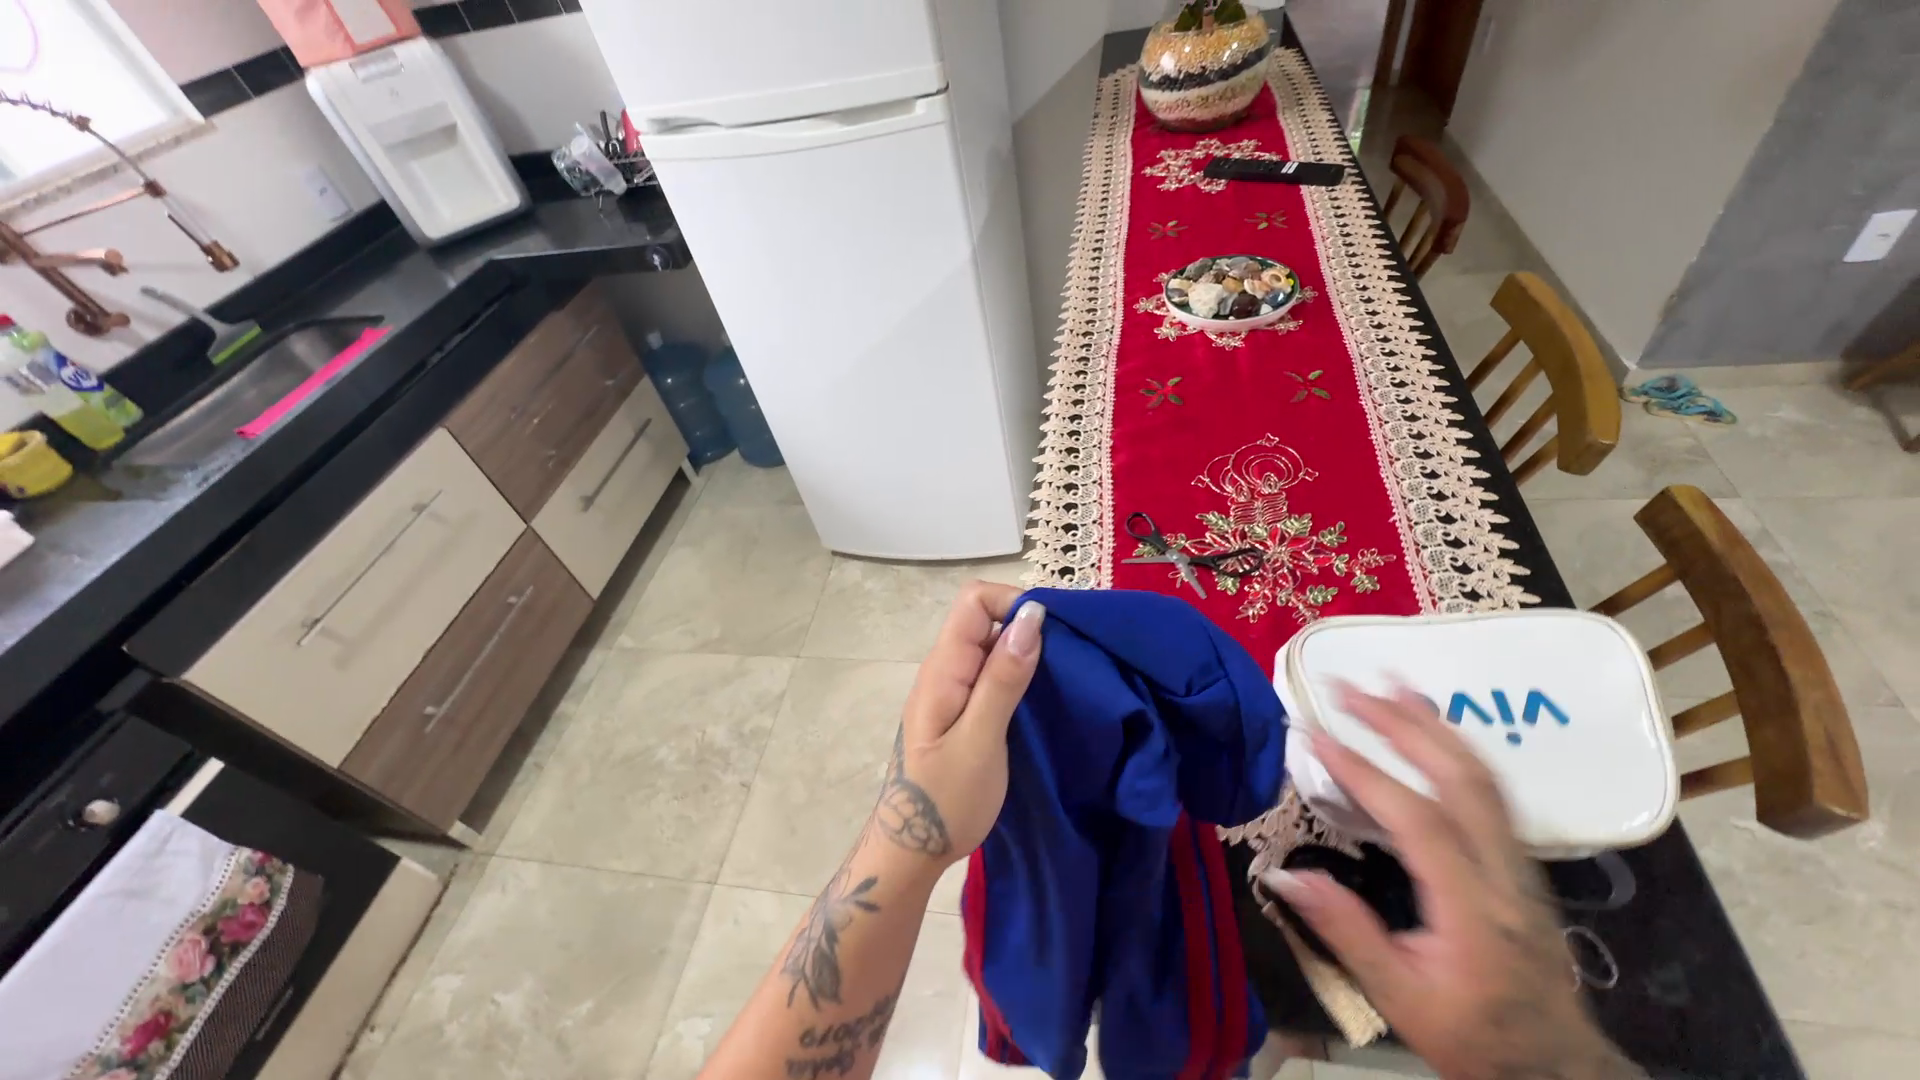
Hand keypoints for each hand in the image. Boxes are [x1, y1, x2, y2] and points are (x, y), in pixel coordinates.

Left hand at [869, 582, 1044, 867]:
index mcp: (943, 669)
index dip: (1014, 602)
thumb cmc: (946, 800)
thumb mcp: (981, 740)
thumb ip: (1003, 678)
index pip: (974, 600)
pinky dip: (1018, 673)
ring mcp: (952, 689)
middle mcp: (945, 669)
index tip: (1054, 633)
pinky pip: (991, 672)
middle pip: (984, 617)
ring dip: (1026, 651)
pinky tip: (1043, 696)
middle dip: (1027, 624)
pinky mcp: (962, 709)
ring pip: (991, 644)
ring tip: (1063, 676)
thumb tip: (1032, 616)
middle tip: (1069, 658)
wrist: (913, 849)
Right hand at [1262, 685, 1642, 1079]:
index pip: (1417, 820)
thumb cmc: (1473, 1036)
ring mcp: (1520, 862)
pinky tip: (1429, 729)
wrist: (1558, 1067)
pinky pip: (1491, 788)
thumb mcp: (1400, 998)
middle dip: (1402, 724)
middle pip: (1460, 779)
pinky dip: (1456, 746)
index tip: (1315, 736)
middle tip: (1350, 688)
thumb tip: (1283, 873)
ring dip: (1434, 724)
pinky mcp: (1520, 860)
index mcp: (1471, 907)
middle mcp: (1503, 872)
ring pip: (1484, 776)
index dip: (1363, 773)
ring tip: (1391, 684)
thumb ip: (1345, 931)